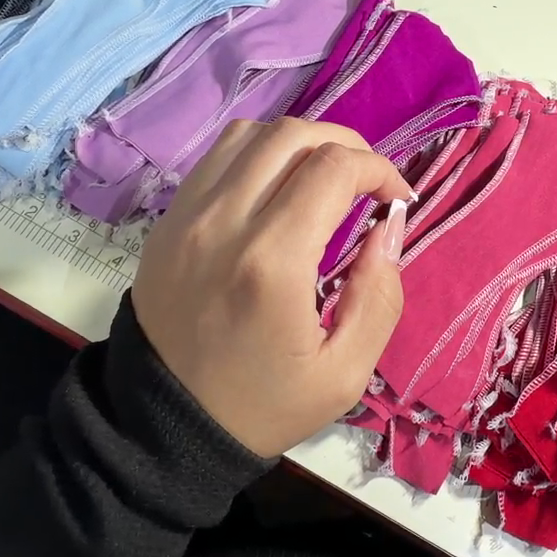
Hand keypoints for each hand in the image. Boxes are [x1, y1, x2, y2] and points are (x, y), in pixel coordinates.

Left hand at [131, 118, 412, 456]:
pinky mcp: (169, 216)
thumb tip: (388, 225)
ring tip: (324, 175)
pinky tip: (277, 184)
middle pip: (294, 135)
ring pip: (252, 133)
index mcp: (272, 261)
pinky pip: (218, 155)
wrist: (160, 424)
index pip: (335, 168)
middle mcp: (226, 220)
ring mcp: (189, 212)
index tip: (396, 198)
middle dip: (346, 145)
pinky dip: (259, 152)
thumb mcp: (343, 374)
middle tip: (367, 180)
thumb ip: (380, 296)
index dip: (379, 169)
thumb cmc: (259, 404)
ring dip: (300, 142)